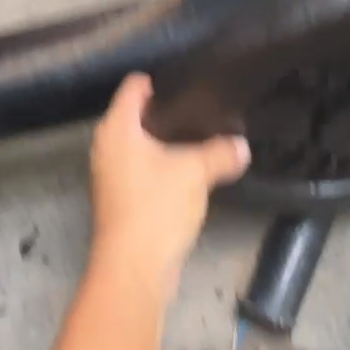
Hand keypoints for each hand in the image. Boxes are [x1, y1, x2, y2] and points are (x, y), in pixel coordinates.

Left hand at [87, 74, 249, 301]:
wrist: (133, 269)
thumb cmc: (157, 206)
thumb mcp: (196, 172)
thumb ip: (221, 152)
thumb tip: (242, 146)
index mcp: (118, 128)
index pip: (134, 87)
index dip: (159, 80)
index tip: (187, 81)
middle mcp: (107, 147)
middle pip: (136, 115)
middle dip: (167, 112)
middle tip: (201, 108)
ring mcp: (110, 175)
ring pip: (139, 145)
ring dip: (164, 142)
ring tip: (199, 137)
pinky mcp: (119, 201)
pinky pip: (142, 170)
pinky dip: (161, 166)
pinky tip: (188, 171)